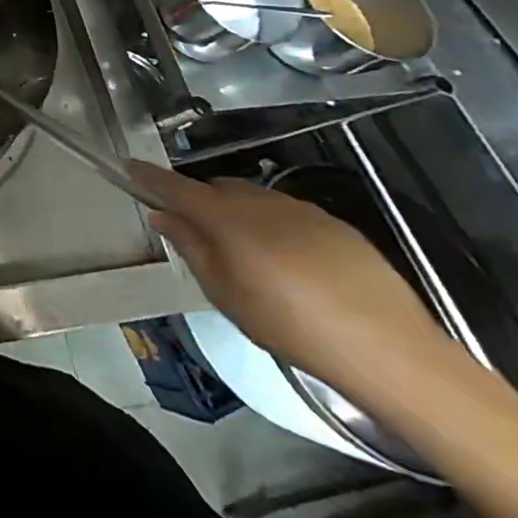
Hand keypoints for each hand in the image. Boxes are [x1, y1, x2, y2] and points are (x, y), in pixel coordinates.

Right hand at [131, 161, 447, 393]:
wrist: (387, 349)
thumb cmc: (289, 324)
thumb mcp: (224, 293)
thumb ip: (191, 247)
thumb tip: (164, 216)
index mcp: (227, 218)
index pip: (177, 187)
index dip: (150, 177)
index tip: (130, 168)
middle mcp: (262, 202)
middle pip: (216, 188)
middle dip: (200, 201)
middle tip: (195, 232)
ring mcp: (302, 210)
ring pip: (253, 198)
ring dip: (236, 212)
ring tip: (243, 253)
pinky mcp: (335, 226)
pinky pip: (287, 213)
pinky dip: (272, 225)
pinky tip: (287, 264)